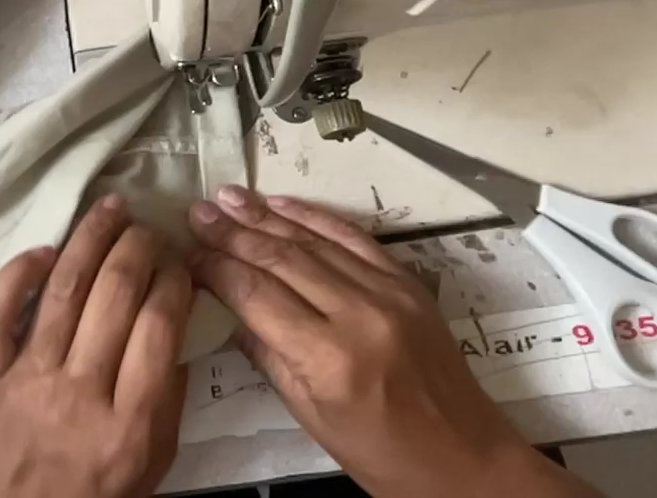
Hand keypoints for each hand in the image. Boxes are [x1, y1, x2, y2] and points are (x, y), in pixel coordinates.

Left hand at [0, 194, 194, 497]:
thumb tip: (178, 314)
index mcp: (130, 422)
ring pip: (62, 290)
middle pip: (114, 294)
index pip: (159, 324)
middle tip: (148, 227)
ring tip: (111, 208)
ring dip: (90, 238)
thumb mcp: (159, 456)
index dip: (174, 277)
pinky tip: (46, 249)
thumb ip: (171, 389)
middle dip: (138, 246)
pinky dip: (17, 274)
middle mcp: (80, 393)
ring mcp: (28, 381)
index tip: (179, 259)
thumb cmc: (103, 492)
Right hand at [188, 186, 597, 497]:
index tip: (187, 252)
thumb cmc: (382, 454)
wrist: (469, 461)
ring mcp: (386, 289)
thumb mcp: (312, 417)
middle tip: (197, 212)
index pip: (256, 294)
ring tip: (227, 196)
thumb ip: (266, 354)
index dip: (216, 268)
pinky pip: (350, 235)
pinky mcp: (405, 279)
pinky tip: (280, 202)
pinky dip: (312, 215)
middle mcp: (357, 313)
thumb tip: (226, 304)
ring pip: (311, 239)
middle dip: (232, 233)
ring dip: (264, 214)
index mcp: (329, 358)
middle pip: (280, 258)